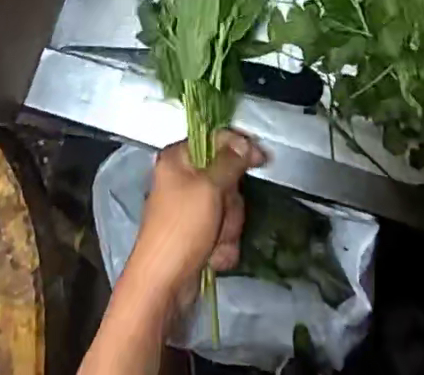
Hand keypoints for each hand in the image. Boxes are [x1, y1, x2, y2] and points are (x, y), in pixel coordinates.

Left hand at [127, 130, 268, 302]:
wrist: (163, 284)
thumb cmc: (181, 228)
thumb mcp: (209, 188)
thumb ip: (230, 162)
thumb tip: (245, 143)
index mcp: (178, 158)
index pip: (215, 140)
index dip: (238, 148)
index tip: (260, 159)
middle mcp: (183, 178)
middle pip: (226, 177)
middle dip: (230, 203)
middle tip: (220, 214)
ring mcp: (191, 207)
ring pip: (229, 207)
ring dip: (228, 227)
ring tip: (213, 240)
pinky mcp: (198, 233)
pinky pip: (223, 230)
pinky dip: (222, 245)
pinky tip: (212, 256)